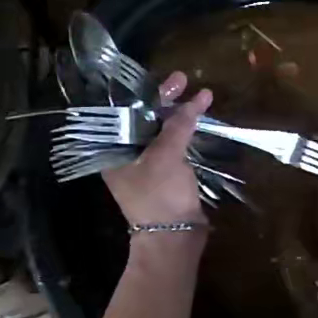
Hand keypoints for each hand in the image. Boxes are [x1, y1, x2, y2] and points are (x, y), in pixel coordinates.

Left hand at [103, 72, 213, 227]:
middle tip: (185, 79)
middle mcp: (128, 155)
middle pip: (146, 118)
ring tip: (201, 95)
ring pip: (163, 130)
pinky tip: (200, 117)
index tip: (166, 80)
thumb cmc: (161, 196)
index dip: (147, 93)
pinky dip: (187, 130)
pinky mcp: (167, 173)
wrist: (175, 237)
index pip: (127, 112)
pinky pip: (175, 144)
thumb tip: (196, 100)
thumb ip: (178, 126)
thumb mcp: (166, 156)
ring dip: (180, 113)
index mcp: (116, 151)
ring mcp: (148, 164)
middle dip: (166, 99)